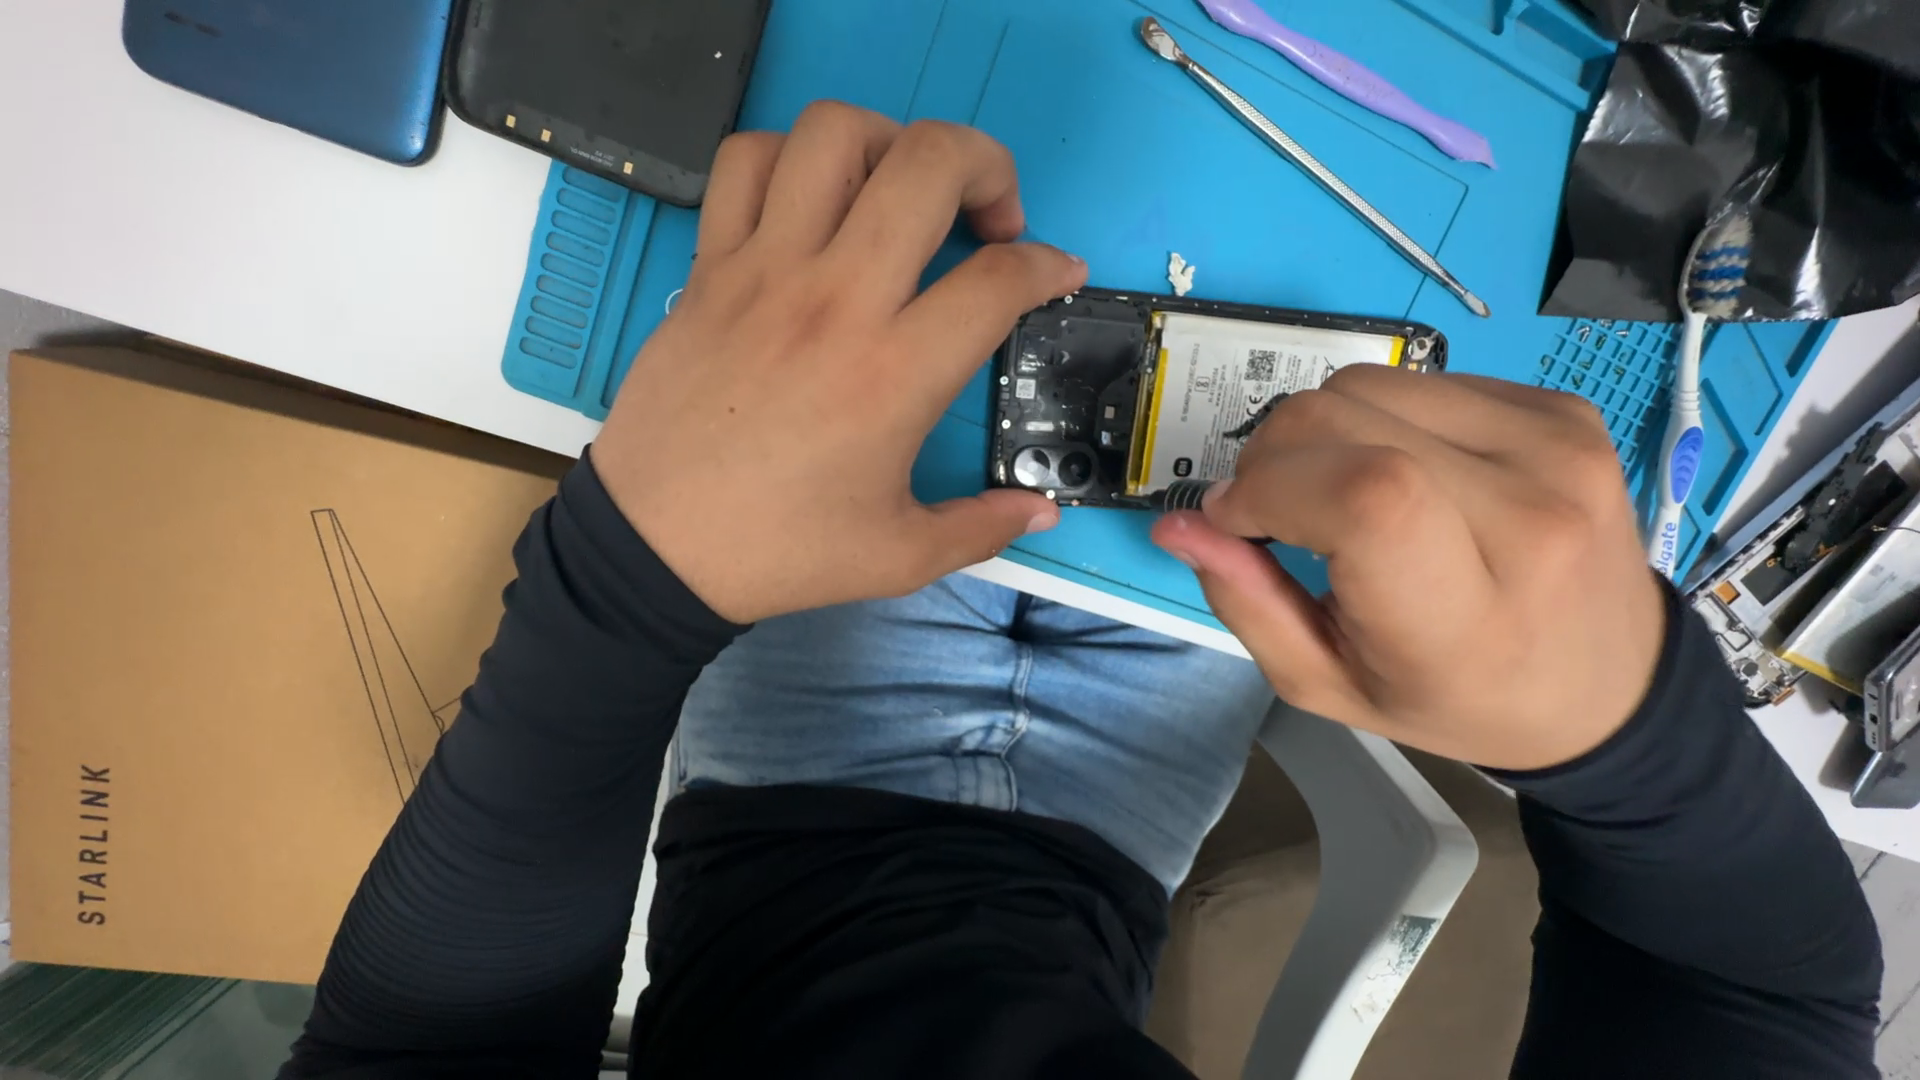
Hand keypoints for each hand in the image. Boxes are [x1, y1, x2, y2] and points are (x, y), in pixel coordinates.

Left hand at [592, 103, 1086, 623]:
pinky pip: (745, 164)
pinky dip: (791, 158)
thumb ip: (983, 530)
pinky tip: (813, 202)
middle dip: (988, 168)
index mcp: (896, 373)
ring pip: (835, 136)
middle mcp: (837, 300)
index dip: (1048, 266)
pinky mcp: (709, 269)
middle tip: (993, 218)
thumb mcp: (900, 557)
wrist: (657, 547)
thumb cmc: (781, 551)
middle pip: (929, 166)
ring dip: (891, 143)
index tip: (1057, 273)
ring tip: (904, 193)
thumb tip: (1041, 512)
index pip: (998, 279)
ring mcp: (765, 272)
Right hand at [1152, 367, 1667, 770]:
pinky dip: (1371, 420)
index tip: (1235, 522)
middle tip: (1271, 509)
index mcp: (1466, 610)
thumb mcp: (1326, 682)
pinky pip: (1416, 381)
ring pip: (1366, 384)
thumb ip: (1244, 602)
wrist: (1608, 687)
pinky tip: (1394, 470)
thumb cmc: (1451, 699)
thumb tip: (1176, 523)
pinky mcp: (1562, 410)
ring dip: (1315, 432)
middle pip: (1342, 416)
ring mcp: (1555, 446)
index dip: (1269, 488)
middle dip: (1268, 456)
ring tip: (1330, 490)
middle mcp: (1528, 511)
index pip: (1360, 495)